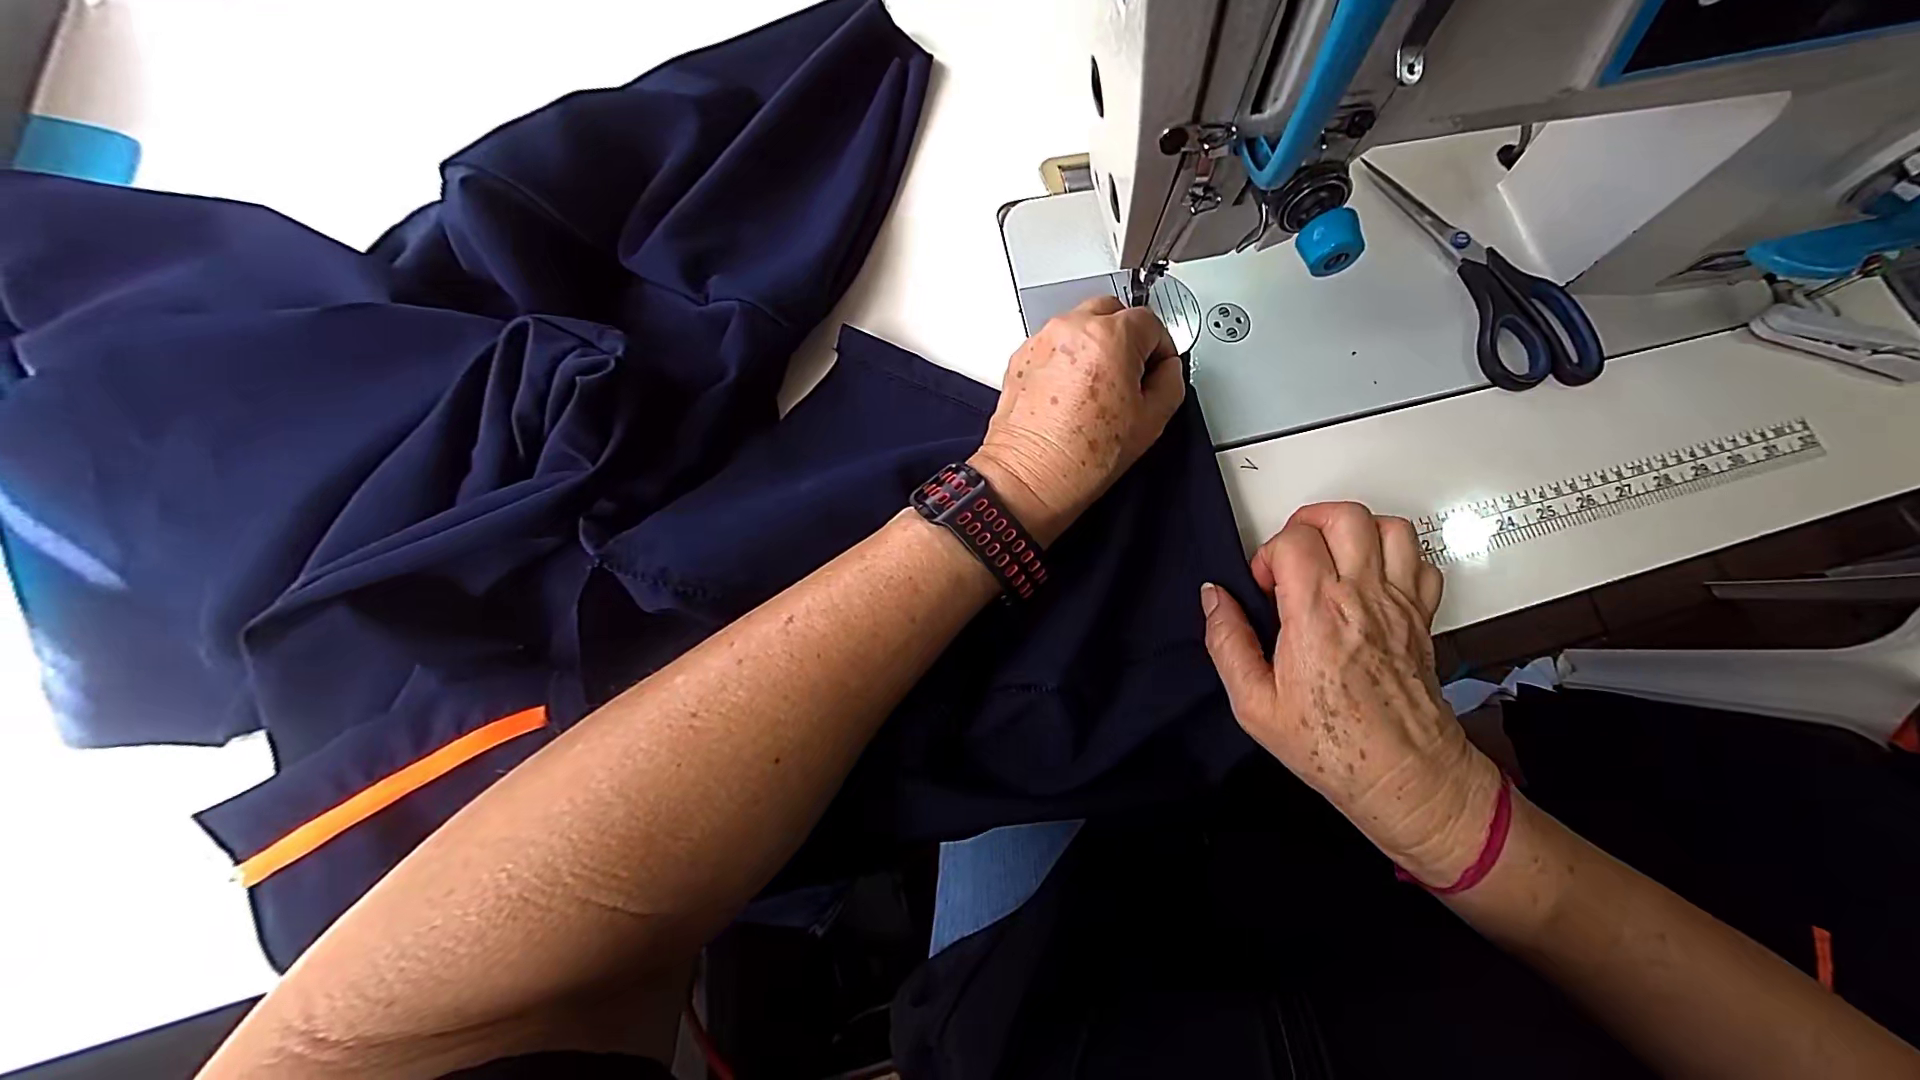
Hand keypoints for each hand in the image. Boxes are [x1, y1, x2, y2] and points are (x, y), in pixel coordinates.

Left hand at [968, 295, 1184, 545]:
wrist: (1030, 478)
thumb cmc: (1081, 457)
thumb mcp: (1152, 421)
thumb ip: (1171, 381)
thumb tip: (1166, 370)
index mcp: (1109, 336)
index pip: (1151, 322)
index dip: (1160, 349)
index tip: (1158, 370)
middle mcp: (1071, 329)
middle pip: (1112, 312)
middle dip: (1127, 338)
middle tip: (1130, 375)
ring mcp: (1041, 342)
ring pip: (1080, 326)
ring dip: (1094, 346)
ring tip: (1098, 390)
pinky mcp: (1019, 359)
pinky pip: (1053, 346)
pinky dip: (1065, 360)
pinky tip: (1070, 395)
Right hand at [1199, 502, 1503, 884]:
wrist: (1405, 778)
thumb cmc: (1331, 745)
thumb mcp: (1253, 703)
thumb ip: (1226, 641)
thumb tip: (1214, 597)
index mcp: (1317, 617)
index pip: (1295, 540)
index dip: (1268, 554)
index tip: (1264, 587)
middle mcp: (1362, 600)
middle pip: (1345, 516)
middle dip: (1308, 522)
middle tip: (1292, 555)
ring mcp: (1399, 604)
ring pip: (1389, 527)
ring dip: (1353, 532)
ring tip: (1329, 560)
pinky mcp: (1423, 617)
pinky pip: (1420, 560)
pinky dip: (1394, 556)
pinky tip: (1368, 580)